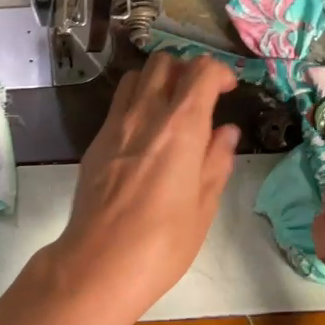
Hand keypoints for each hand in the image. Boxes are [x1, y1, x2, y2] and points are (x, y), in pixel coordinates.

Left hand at [46, 54, 240, 320]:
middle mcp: (146, 114)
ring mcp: (116, 124)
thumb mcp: (204, 206)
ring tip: (172, 108)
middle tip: (200, 96)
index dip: (219, 72)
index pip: (200, 71)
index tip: (228, 89)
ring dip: (158, 81)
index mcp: (180, 127)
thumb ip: (217, 161)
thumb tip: (227, 131)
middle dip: (187, 69)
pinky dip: (137, 102)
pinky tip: (147, 133)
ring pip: (137, 76)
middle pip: (164, 62)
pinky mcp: (97, 140)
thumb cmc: (163, 242)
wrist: (99, 261)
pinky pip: (119, 103)